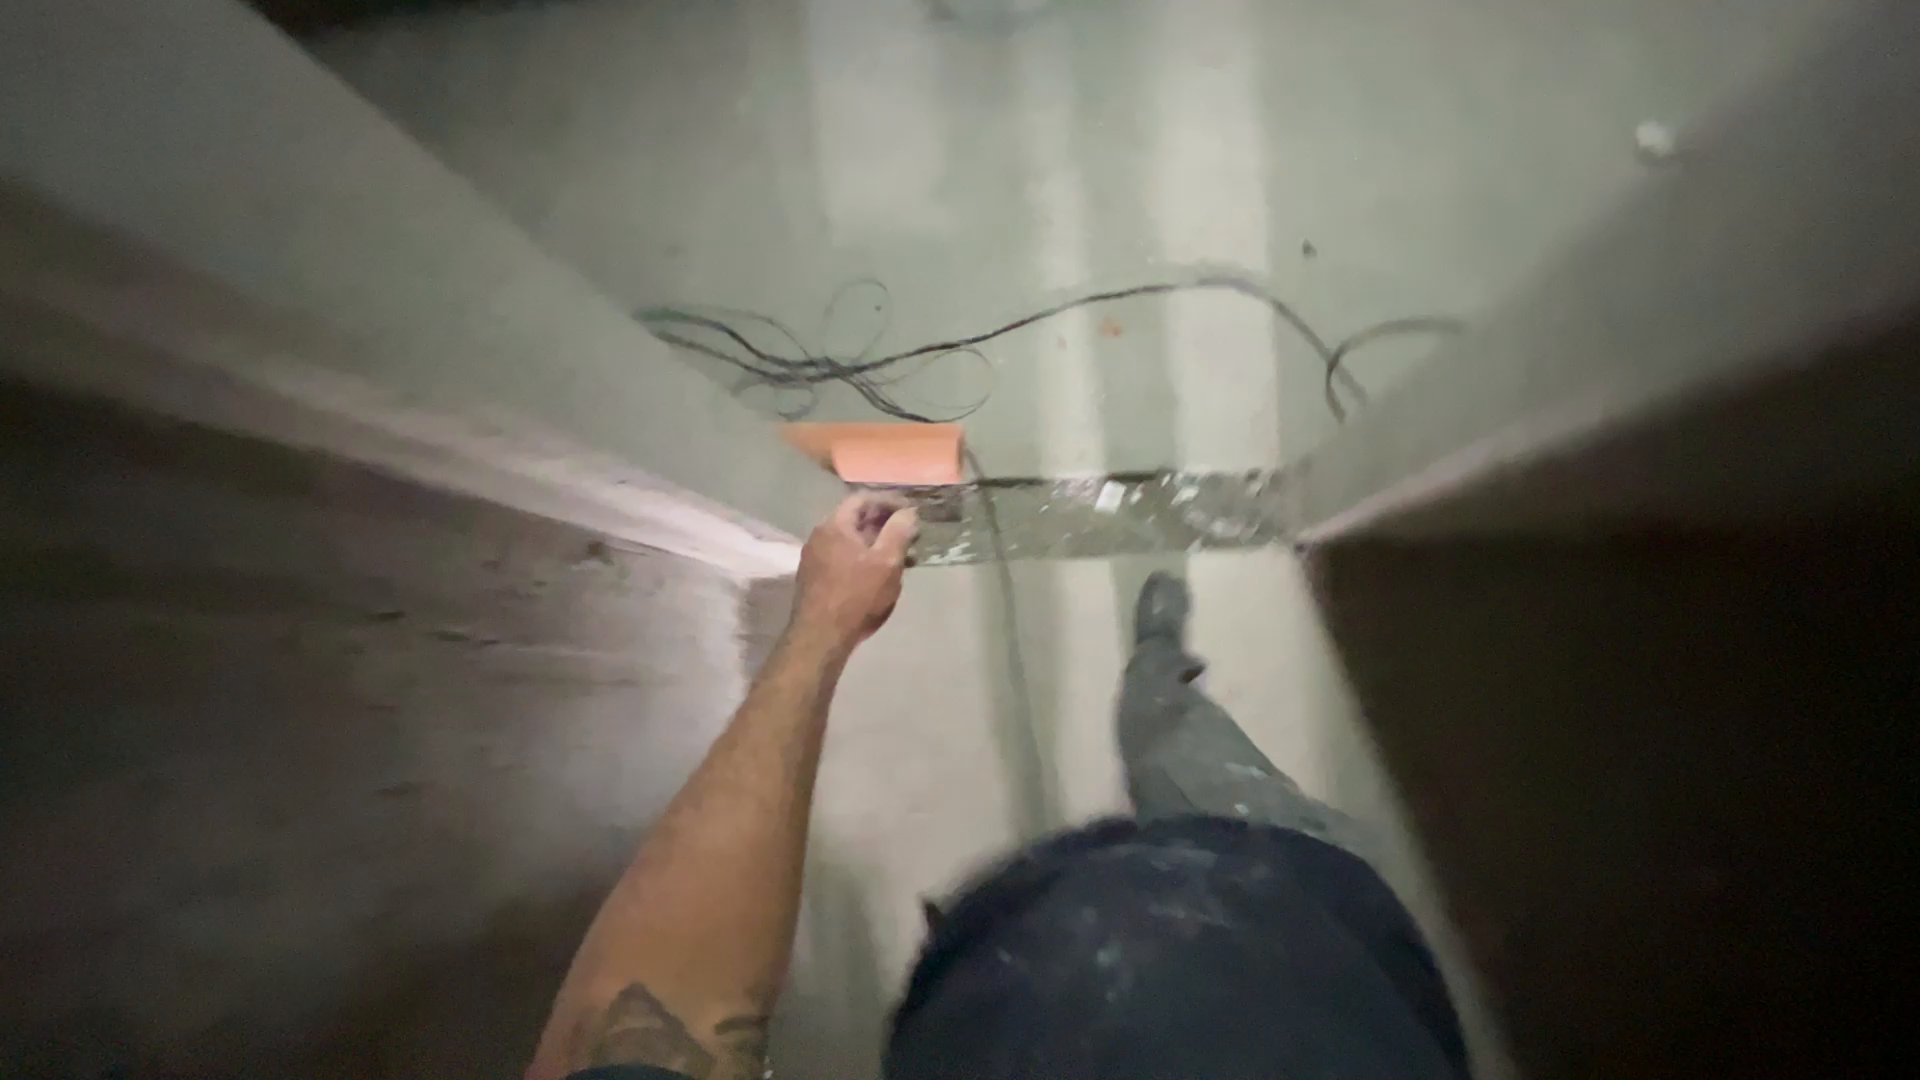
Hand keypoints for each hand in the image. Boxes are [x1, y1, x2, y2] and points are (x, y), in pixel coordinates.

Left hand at [789, 495, 918, 655]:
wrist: (820, 636)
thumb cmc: (857, 596)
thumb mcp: (887, 562)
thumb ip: (899, 532)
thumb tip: (908, 512)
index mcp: (835, 525)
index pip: (863, 499)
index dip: (890, 502)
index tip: (911, 513)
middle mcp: (820, 535)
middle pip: (856, 520)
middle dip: (886, 525)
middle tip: (910, 537)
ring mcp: (814, 557)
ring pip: (851, 541)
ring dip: (877, 545)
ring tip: (902, 560)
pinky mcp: (814, 578)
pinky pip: (843, 558)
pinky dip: (864, 559)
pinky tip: (880, 576)